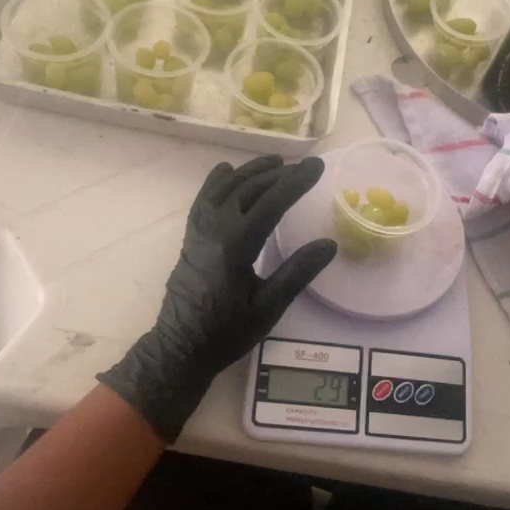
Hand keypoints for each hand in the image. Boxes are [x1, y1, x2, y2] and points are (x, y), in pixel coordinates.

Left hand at [99, 155, 335, 439]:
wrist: (180, 348)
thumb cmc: (227, 332)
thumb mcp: (268, 307)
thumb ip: (297, 272)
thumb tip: (328, 244)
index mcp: (236, 245)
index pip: (271, 202)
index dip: (296, 182)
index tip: (317, 167)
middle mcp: (215, 230)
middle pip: (249, 190)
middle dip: (279, 173)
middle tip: (305, 165)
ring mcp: (198, 232)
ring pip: (225, 189)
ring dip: (251, 172)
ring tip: (276, 161)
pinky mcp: (191, 238)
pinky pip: (203, 200)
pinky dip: (217, 182)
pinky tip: (227, 171)